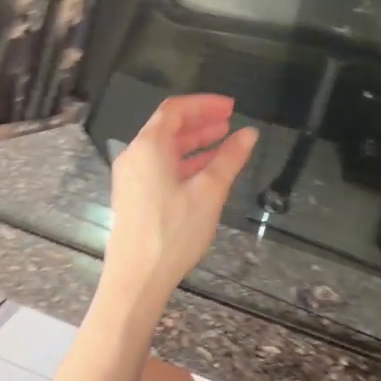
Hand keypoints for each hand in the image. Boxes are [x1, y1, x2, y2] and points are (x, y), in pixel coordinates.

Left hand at [103, 95, 257, 306]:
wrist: (136, 276)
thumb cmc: (174, 231)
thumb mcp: (209, 193)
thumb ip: (229, 159)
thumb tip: (249, 134)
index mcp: (149, 145)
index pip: (175, 109)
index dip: (204, 104)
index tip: (231, 106)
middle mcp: (135, 154)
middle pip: (168, 126)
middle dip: (200, 122)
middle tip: (230, 121)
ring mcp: (131, 175)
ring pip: (164, 148)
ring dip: (194, 142)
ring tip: (224, 142)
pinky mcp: (132, 194)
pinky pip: (159, 165)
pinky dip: (183, 162)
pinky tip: (205, 171)